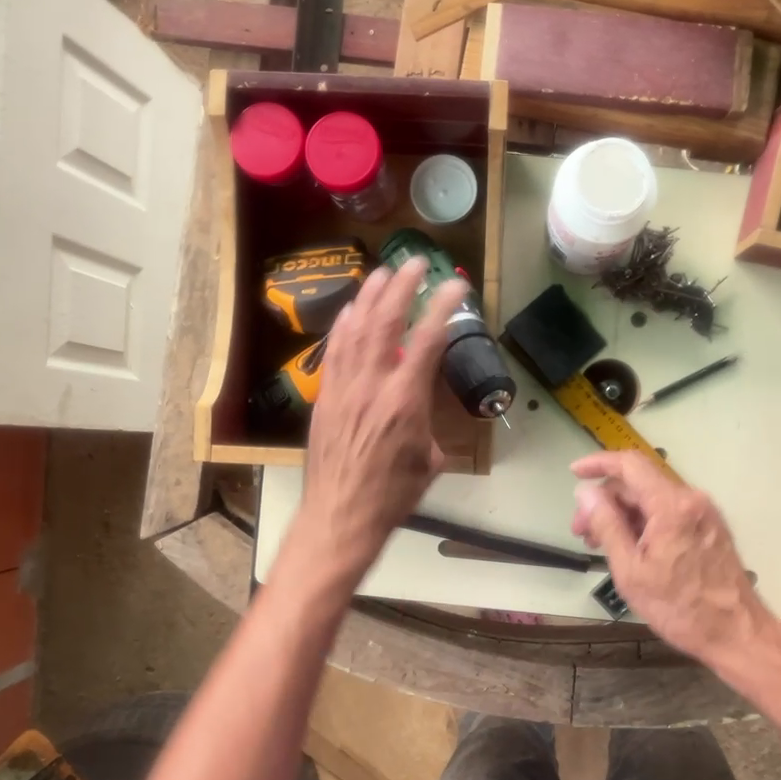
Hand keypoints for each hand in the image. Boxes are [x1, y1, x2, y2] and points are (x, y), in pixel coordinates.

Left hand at [301, 258, 466, 565]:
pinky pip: (335, 351)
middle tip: (415, 262)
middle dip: (402, 287)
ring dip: (370, 297)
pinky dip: (344, 326)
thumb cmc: (392, 497)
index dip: (443, 307)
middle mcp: (372, 386)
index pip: (428, 341)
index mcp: (405, 402)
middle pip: (387, 323)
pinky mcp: (325, 397)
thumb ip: (430, 426)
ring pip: (356, 330)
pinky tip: (352, 310)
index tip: (455, 284)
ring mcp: (344, 388)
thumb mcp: (429, 462)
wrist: (340, 517)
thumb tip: (428, 413)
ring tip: (383, 273)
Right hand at [571, 452, 775, 660]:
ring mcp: (704, 513)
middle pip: (639, 484)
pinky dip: (644, 522)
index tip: (574, 472)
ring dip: (623, 514)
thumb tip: (586, 492)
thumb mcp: (631, 570)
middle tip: (582, 531)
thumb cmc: (680, 608)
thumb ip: (606, 525)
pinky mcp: (710, 528)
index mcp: (671, 506)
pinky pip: (669, 512)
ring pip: (653, 499)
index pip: (629, 465)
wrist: (737, 634)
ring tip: (601, 543)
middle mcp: (691, 500)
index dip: (598, 463)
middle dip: (606, 500)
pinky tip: (629, 546)